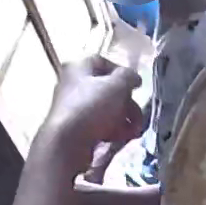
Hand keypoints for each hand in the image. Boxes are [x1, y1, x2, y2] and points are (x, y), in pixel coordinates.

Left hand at [32, 56, 142, 176]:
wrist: (68, 142)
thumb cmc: (92, 107)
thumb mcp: (116, 86)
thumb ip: (128, 77)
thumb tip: (134, 78)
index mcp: (79, 68)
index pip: (103, 62)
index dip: (122, 73)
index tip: (136, 86)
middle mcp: (74, 85)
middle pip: (108, 89)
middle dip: (128, 104)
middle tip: (138, 116)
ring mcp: (75, 107)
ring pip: (106, 109)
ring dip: (124, 119)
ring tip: (134, 131)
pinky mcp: (77, 127)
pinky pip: (100, 124)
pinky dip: (113, 130)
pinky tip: (121, 138)